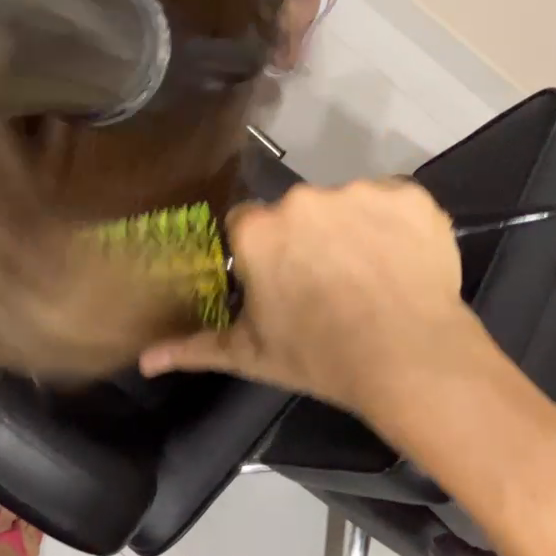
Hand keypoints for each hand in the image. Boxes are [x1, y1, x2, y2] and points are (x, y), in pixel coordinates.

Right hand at [139, 180, 494, 418]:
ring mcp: (359, 193)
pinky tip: (401, 264)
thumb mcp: (250, 354)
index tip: (280, 281)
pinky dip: (396, 227)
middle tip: (326, 285)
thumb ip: (193, 348)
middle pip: (297, 213)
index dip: (263, 254)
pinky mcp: (411, 196)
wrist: (411, 360)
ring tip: (369, 278)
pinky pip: (394, 204)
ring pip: (345, 206)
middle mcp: (302, 199)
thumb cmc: (319, 357)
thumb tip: (144, 362)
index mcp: (258, 231)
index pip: (249, 226)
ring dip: (351, 231)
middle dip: (307, 240)